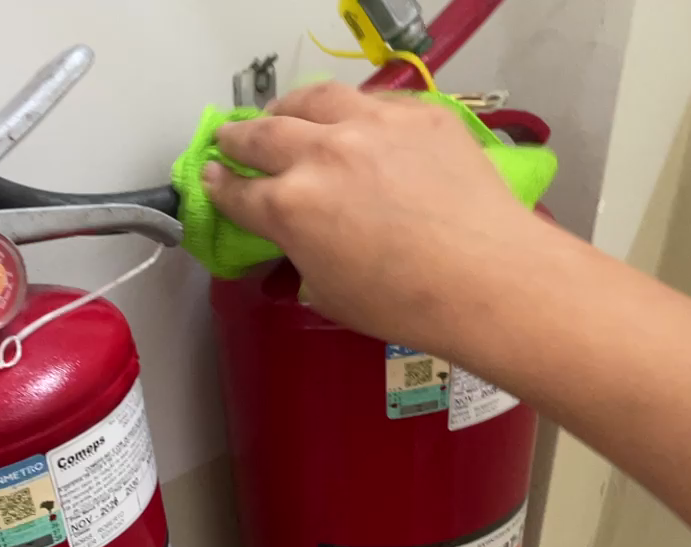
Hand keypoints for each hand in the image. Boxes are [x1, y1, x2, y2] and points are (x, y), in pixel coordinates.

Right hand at [206, 82, 558, 355]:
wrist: (481, 277)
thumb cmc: (399, 303)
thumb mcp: (326, 291)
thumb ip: (301, 252)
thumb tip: (301, 236)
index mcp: (290, 208)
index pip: (239, 192)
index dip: (219, 186)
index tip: (210, 176)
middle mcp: (322, 155)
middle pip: (264, 134)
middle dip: (238, 136)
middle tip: (229, 136)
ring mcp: (372, 125)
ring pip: (314, 99)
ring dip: (287, 105)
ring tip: (280, 111)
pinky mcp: (418, 114)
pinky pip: (371, 101)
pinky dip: (348, 110)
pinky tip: (349, 120)